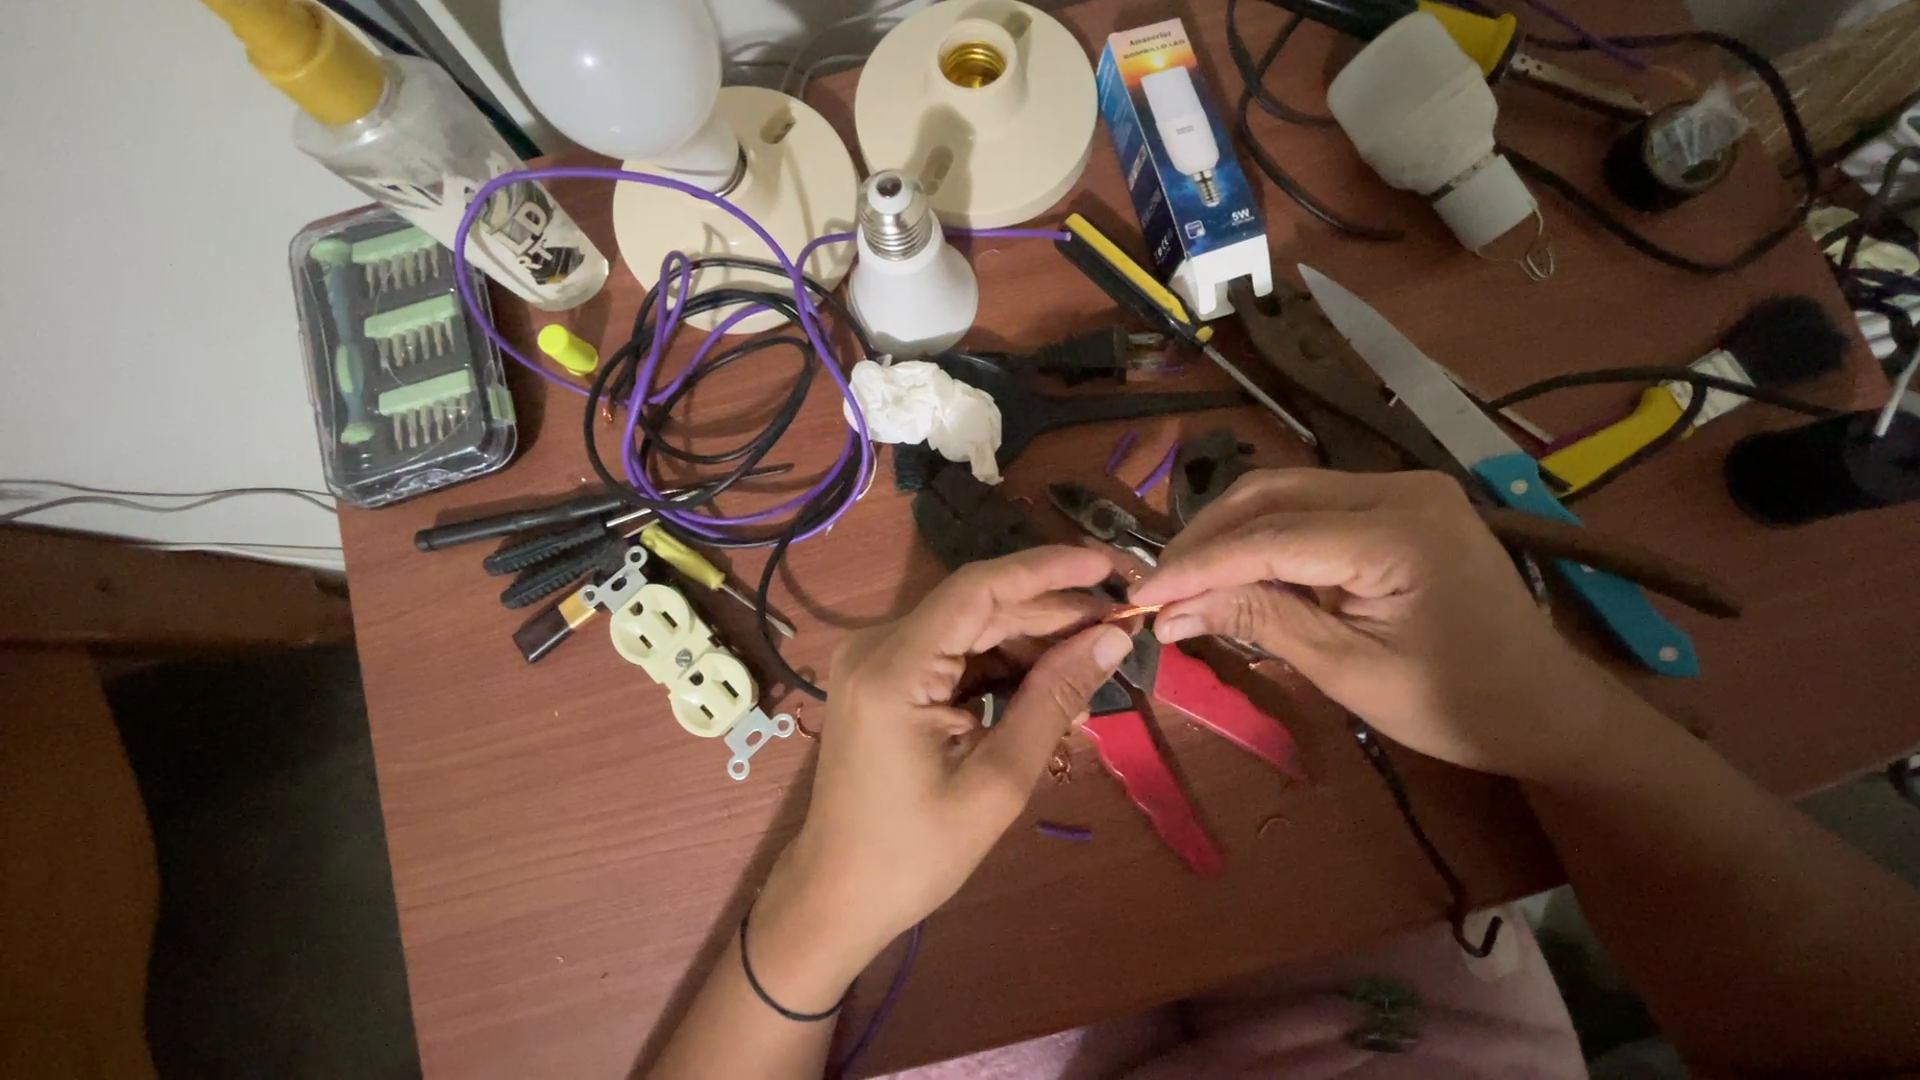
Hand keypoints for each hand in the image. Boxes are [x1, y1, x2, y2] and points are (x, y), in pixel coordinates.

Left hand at [753, 547, 1133, 1007]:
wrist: (837, 896)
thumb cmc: (915, 853)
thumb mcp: (998, 780)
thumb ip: (1053, 699)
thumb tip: (1112, 638)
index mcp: (894, 667)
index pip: (979, 588)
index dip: (1048, 569)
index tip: (1108, 564)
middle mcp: (878, 646)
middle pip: (978, 607)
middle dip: (1051, 611)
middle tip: (1120, 620)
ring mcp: (877, 660)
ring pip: (970, 628)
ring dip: (1031, 641)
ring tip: (1095, 657)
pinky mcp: (885, 679)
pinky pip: (954, 655)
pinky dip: (1002, 666)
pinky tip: (1050, 682)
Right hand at [1129, 468, 1604, 778]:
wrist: (1546, 706)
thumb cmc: (1455, 704)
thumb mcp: (1347, 670)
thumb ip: (1259, 621)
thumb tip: (1171, 609)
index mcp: (1398, 532)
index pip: (1269, 537)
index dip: (1197, 566)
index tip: (1141, 594)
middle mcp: (1398, 489)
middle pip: (1268, 496)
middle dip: (1205, 540)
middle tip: (1158, 587)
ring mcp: (1399, 489)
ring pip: (1281, 493)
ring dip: (1226, 534)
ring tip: (1185, 579)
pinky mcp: (1394, 504)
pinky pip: (1307, 508)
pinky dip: (1261, 537)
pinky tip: (1233, 569)